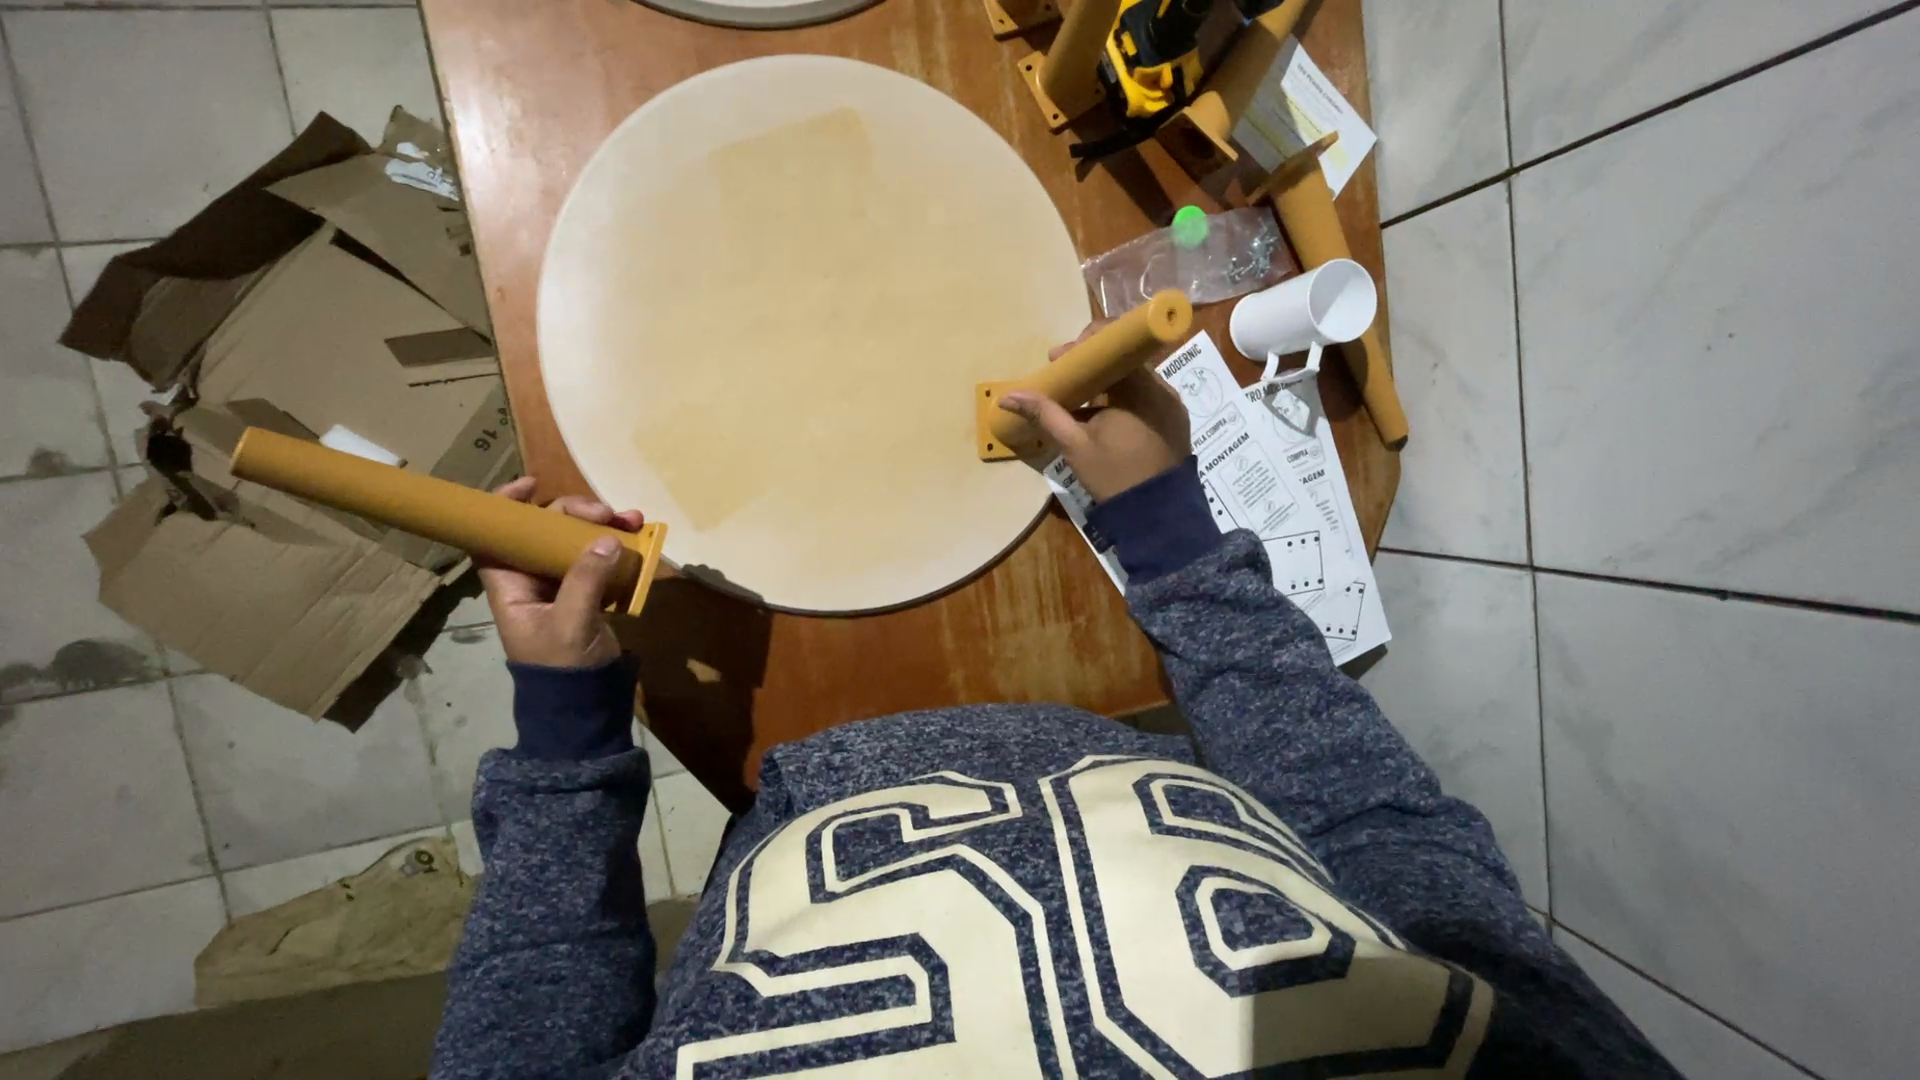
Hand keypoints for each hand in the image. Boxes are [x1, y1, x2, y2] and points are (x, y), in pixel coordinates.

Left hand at [478, 477, 644, 668]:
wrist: (586, 702)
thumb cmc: (564, 666)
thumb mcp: (571, 625)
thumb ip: (585, 581)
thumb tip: (607, 539)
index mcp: (511, 586)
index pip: (495, 536)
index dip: (506, 507)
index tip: (533, 485)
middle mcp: (533, 579)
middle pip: (545, 531)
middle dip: (575, 513)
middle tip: (607, 513)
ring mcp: (564, 585)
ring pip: (577, 541)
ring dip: (604, 526)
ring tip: (634, 520)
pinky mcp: (591, 593)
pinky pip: (601, 559)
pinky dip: (620, 545)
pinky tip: (640, 538)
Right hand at [998, 323, 1190, 501]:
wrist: (1159, 516)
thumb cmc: (1115, 477)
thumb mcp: (1074, 447)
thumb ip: (1044, 415)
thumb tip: (1009, 397)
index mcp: (1138, 387)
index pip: (1111, 342)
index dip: (1081, 344)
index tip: (1057, 360)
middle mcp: (1161, 387)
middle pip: (1122, 357)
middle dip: (1090, 363)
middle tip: (1064, 380)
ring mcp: (1171, 402)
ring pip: (1135, 376)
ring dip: (1107, 381)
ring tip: (1080, 401)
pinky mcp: (1175, 418)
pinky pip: (1147, 395)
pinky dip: (1124, 397)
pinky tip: (1105, 417)